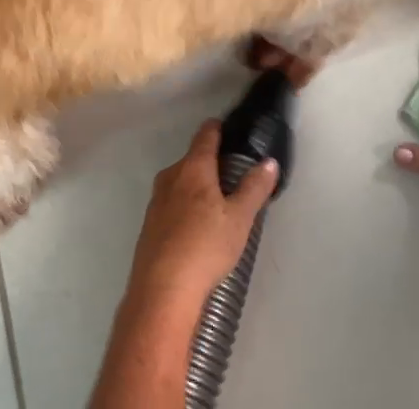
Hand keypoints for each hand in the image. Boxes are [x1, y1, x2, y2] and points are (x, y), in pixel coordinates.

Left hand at [125, 120, 278, 306]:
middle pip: (192, 159)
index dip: (219, 129)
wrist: (161, 290)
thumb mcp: (240, 218)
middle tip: (234, 176)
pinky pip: (172, 205)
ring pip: (180, 183)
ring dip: (198, 187)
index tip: (230, 130)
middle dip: (211, 163)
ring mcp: (156, 202)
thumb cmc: (205, 247)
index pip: (205, 135)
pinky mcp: (149, 227)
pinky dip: (186, 208)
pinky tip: (197, 231)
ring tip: (219, 205)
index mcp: (193, 168)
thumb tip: (268, 162)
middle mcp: (170, 178)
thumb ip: (254, 187)